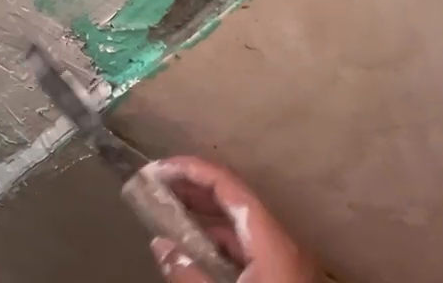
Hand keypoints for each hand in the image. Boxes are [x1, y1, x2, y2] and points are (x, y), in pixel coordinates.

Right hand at [144, 156, 320, 282]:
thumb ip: (189, 274)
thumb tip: (161, 244)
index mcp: (270, 241)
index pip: (227, 184)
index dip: (189, 169)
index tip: (155, 171)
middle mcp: (282, 244)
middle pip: (234, 198)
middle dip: (193, 188)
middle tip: (156, 188)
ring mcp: (287, 263)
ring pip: (241, 224)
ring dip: (204, 215)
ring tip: (169, 216)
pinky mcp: (285, 280)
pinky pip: (248, 246)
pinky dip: (219, 240)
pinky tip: (197, 252)